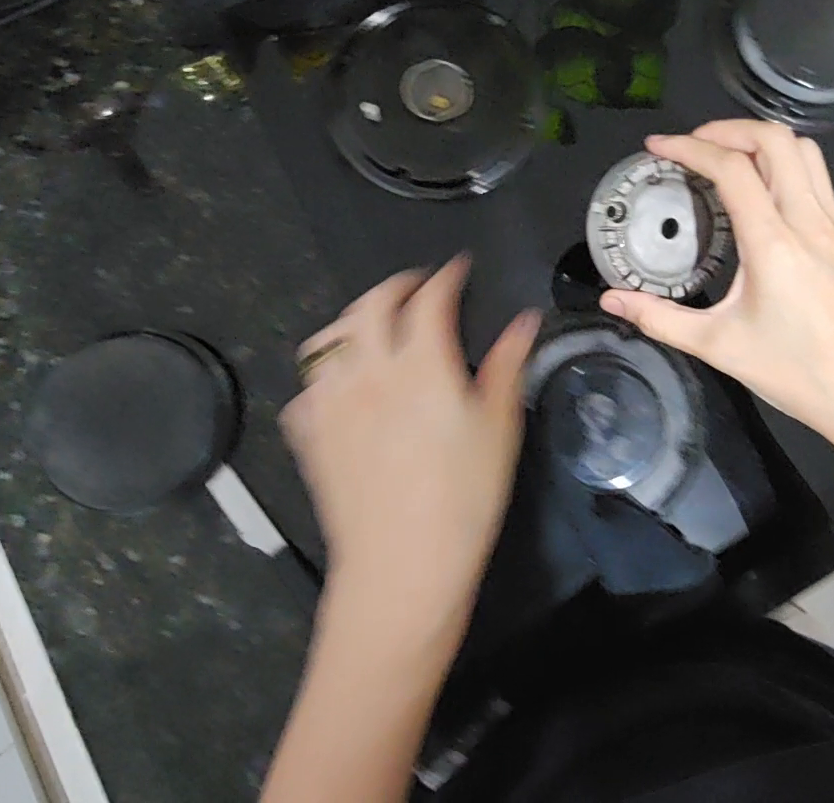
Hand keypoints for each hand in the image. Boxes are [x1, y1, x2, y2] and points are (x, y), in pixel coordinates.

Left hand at [279, 256, 539, 613]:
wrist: (402, 563)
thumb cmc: (464, 496)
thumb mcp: (500, 428)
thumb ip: (508, 365)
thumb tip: (524, 322)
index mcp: (422, 363)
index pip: (430, 298)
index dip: (447, 276)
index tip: (458, 270)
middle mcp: (369, 370)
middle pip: (371, 304)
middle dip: (397, 284)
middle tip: (418, 286)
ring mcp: (332, 401)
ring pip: (330, 338)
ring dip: (355, 321)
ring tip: (375, 327)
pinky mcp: (311, 434)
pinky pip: (309, 386)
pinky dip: (327, 373)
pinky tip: (345, 386)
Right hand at [598, 121, 833, 457]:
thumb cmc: (795, 373)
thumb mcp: (718, 347)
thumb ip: (659, 319)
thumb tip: (612, 299)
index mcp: (774, 242)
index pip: (732, 168)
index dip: (689, 147)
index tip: (657, 147)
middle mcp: (808, 221)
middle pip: (776, 140)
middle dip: (728, 129)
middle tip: (692, 145)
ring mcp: (832, 226)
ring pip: (804, 152)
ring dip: (762, 141)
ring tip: (725, 157)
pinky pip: (817, 177)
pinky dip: (784, 162)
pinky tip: (761, 190)